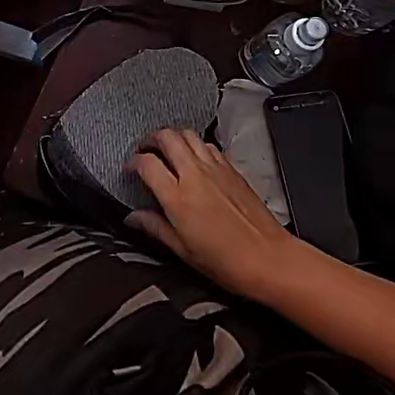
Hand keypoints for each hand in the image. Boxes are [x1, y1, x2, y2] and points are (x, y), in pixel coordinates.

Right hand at [127, 128, 307, 300]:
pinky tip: (194, 158)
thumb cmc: (225, 259)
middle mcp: (196, 175)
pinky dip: (196, 145)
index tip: (130, 168)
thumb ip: (155, 227)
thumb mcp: (181, 249)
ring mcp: (215, 168)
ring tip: (167, 149)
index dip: (133, 161)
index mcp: (178, 197)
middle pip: (168, 137)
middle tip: (145, 149)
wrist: (264, 255)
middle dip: (152, 139)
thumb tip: (134, 218)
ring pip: (189, 135)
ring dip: (174, 137)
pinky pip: (209, 145)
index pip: (148, 163)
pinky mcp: (231, 167)